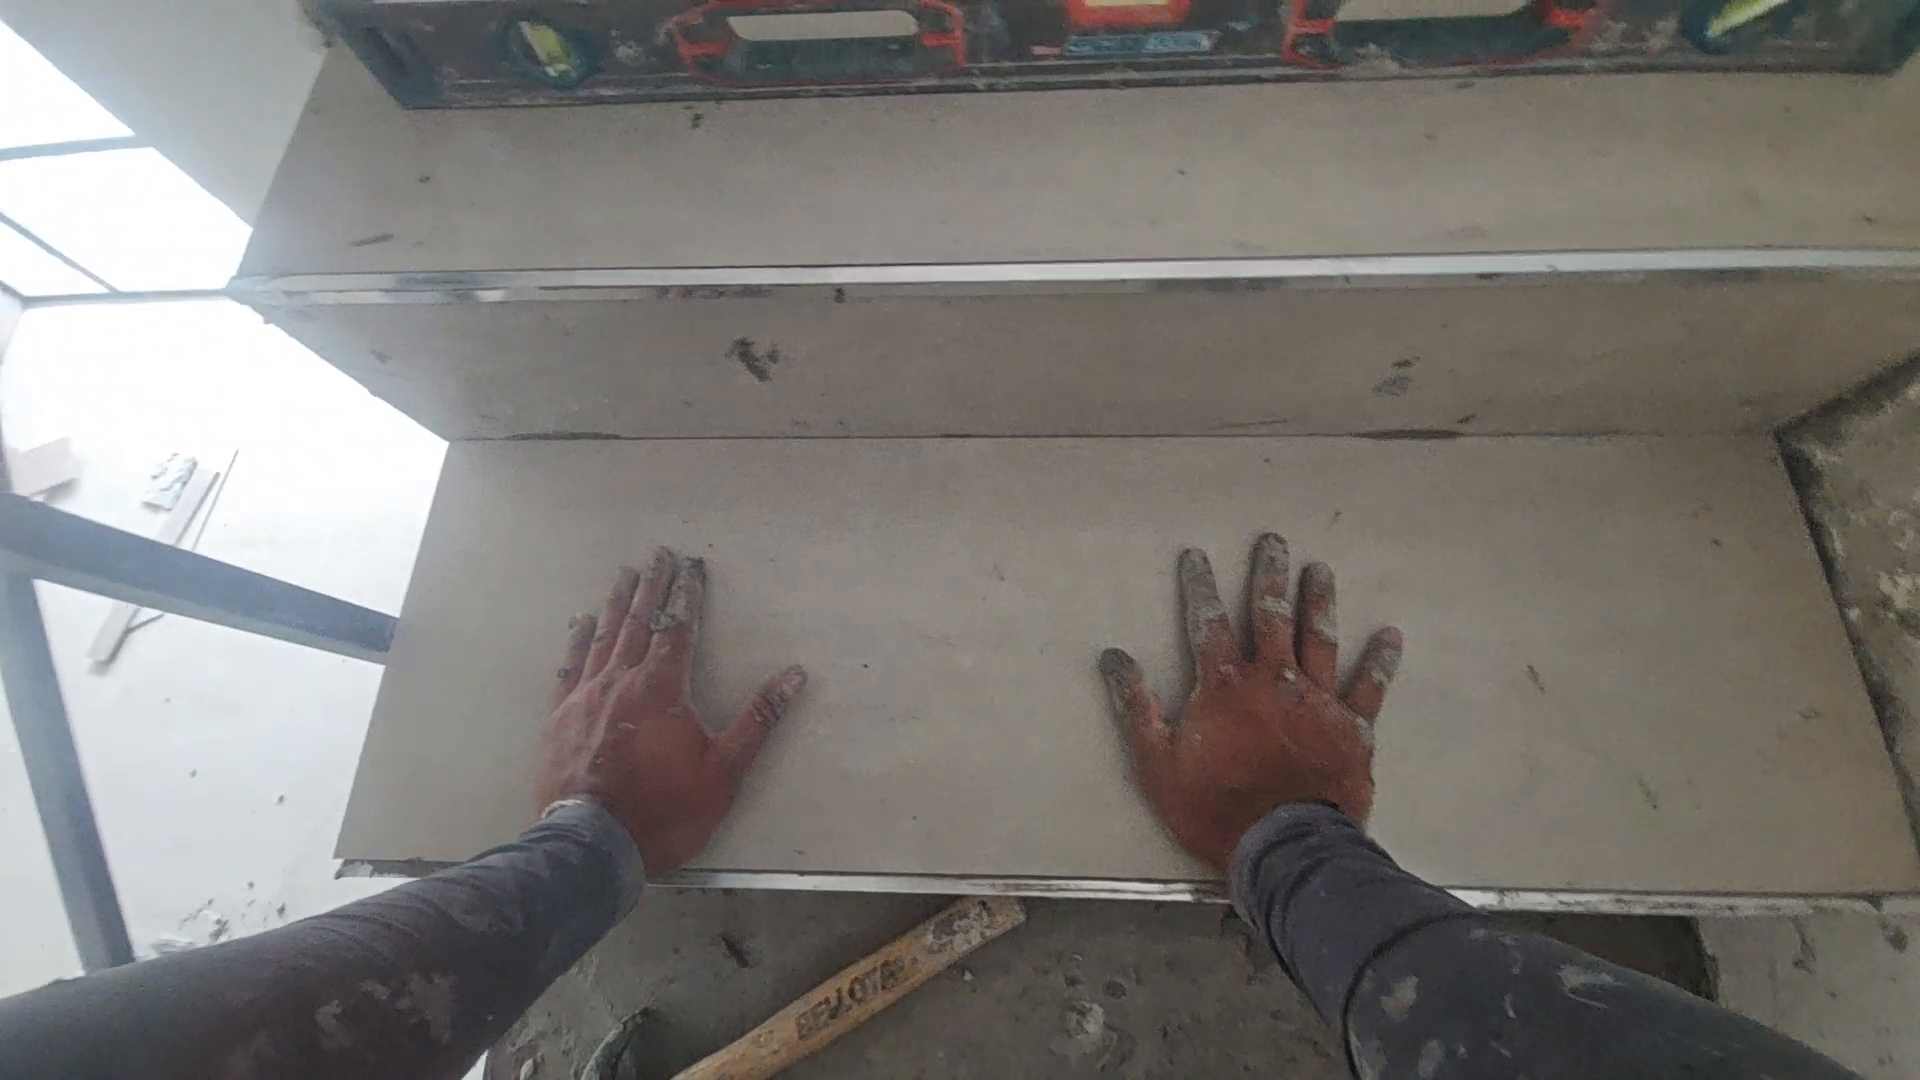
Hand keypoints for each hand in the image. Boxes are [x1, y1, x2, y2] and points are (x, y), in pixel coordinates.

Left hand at [536, 549, 806, 876]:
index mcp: (662, 688)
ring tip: (623, 575)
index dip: (687, 594)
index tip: (691, 566)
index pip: (678, 628)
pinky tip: (581, 623)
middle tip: (658, 554)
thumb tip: (794, 675)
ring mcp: (585, 697)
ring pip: (603, 637)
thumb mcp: (725, 768)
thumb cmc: (666, 808)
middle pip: (639, 622)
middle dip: (652, 586)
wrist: (592, 849)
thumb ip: (759, 717)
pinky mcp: (560, 718)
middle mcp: (621, 681)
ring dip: (617, 603)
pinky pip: (570, 667)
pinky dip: (577, 640)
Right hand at [1099, 534, 1401, 871]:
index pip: (1207, 620)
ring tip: (1321, 570)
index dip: (1199, 585)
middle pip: (1270, 614)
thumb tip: (1114, 658)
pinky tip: (1390, 634)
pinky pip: (1370, 686)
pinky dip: (1380, 660)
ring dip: (1319, 600)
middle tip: (1274, 542)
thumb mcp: (1156, 761)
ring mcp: (1317, 700)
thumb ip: (1136, 706)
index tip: (1196, 555)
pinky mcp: (1353, 727)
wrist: (1283, 852)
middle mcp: (1273, 679)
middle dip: (1269, 575)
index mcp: (1225, 684)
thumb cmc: (1214, 805)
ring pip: (1319, 637)